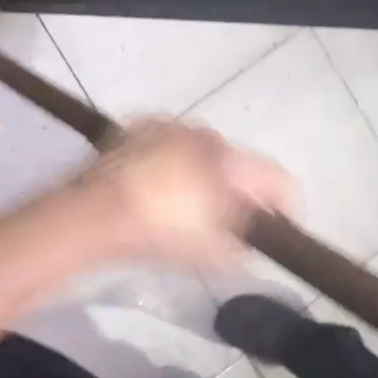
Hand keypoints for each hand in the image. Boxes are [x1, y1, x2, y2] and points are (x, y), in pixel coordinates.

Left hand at [74, 119, 294, 266]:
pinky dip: (171, 164)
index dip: (284, 207)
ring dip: (203, 174)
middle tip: (229, 221)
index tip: (278, 229)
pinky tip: (158, 189)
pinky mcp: (133, 130)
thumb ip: (245, 241)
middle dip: (238, 189)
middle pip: (236, 162)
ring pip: (200, 152)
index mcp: (229, 157)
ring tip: (190, 206)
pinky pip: (167, 148)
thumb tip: (249, 234)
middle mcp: (200, 132)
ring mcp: (163, 126)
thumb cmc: (160, 230)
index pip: (278, 179)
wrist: (94, 212)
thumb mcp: (215, 250)